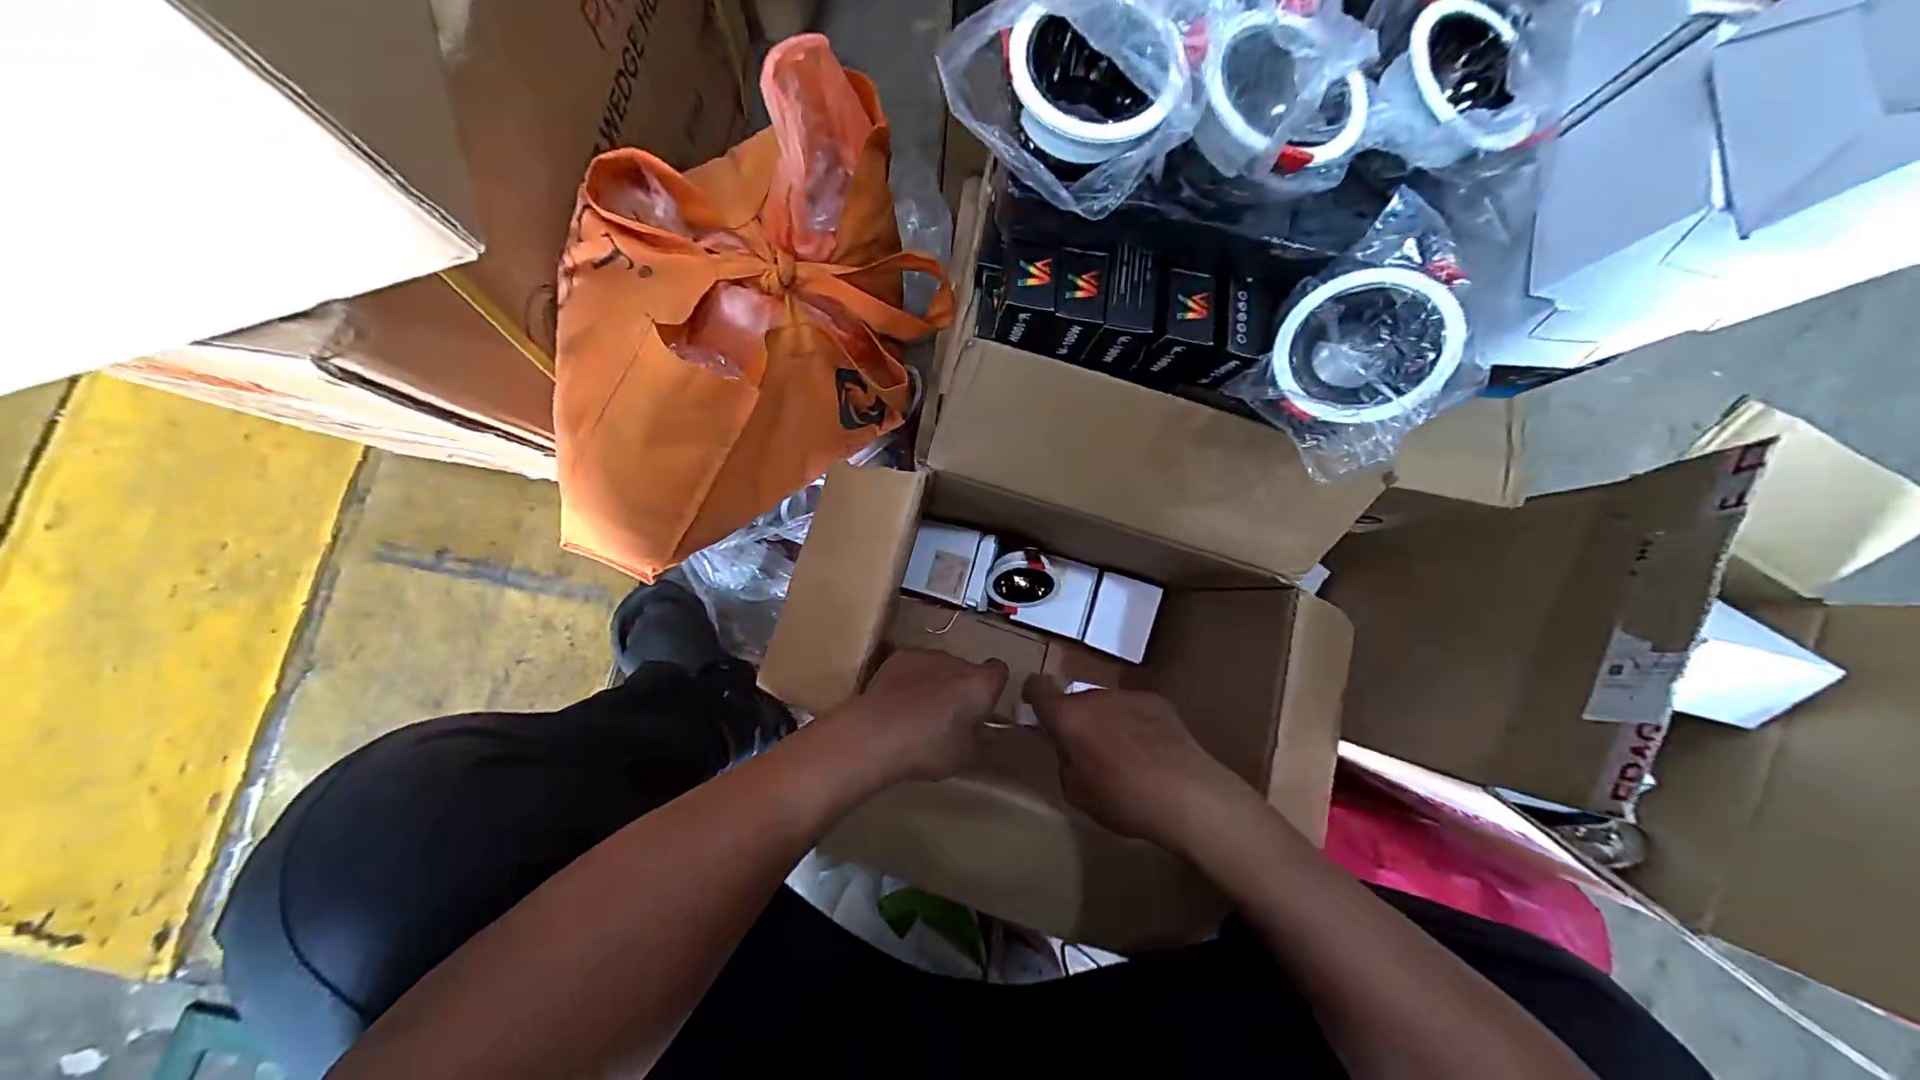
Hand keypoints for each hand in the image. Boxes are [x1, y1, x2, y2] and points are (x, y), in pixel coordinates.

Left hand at [818, 649, 1007, 787]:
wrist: (877, 733)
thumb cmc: (928, 749)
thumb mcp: (965, 755)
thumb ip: (980, 737)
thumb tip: (983, 729)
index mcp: (981, 685)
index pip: (999, 671)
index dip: (992, 688)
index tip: (981, 707)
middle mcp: (957, 662)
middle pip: (966, 670)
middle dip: (960, 687)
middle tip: (946, 717)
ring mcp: (926, 655)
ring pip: (939, 666)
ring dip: (935, 682)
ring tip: (917, 711)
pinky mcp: (899, 656)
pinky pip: (914, 665)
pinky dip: (911, 678)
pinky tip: (897, 701)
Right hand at [1023, 676, 1252, 854]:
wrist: (1186, 794)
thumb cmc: (1123, 799)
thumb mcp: (1077, 793)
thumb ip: (1065, 762)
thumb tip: (1070, 751)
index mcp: (1067, 717)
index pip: (1038, 689)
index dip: (1033, 695)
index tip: (1036, 708)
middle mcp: (1094, 697)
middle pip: (1076, 702)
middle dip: (1077, 721)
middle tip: (1088, 751)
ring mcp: (1128, 696)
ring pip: (1107, 705)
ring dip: (1107, 722)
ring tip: (1126, 756)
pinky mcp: (1158, 701)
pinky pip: (1134, 709)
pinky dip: (1135, 724)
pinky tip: (1152, 752)